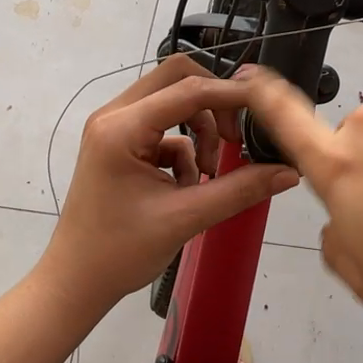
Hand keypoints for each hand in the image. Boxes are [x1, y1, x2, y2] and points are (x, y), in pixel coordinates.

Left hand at [40, 57, 299, 315]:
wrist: (73, 285)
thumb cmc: (120, 253)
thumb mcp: (186, 219)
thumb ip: (240, 189)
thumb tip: (289, 171)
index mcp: (122, 127)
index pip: (189, 89)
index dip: (232, 94)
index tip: (266, 108)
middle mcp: (114, 115)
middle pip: (178, 78)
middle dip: (215, 102)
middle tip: (235, 138)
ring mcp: (114, 126)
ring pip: (173, 99)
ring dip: (201, 128)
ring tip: (208, 175)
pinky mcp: (119, 142)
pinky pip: (164, 124)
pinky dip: (185, 147)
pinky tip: (187, 185)